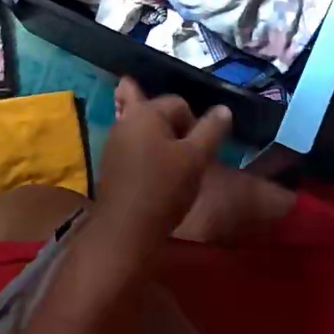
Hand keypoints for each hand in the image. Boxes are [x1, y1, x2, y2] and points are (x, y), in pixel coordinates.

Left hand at [92, 78, 231, 254]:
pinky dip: (147, 154)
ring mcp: (113, 142)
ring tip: (173, 167)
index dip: (196, 123)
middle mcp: (125, 120)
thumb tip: (223, 109)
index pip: (179, 102)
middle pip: (158, 112)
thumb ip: (212, 129)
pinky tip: (156, 176)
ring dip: (161, 142)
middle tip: (187, 155)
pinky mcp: (110, 163)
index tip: (200, 151)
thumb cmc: (164, 189)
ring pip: (145, 130)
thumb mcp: (197, 158)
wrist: (125, 231)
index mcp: (146, 112)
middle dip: (176, 128)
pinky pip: (134, 147)